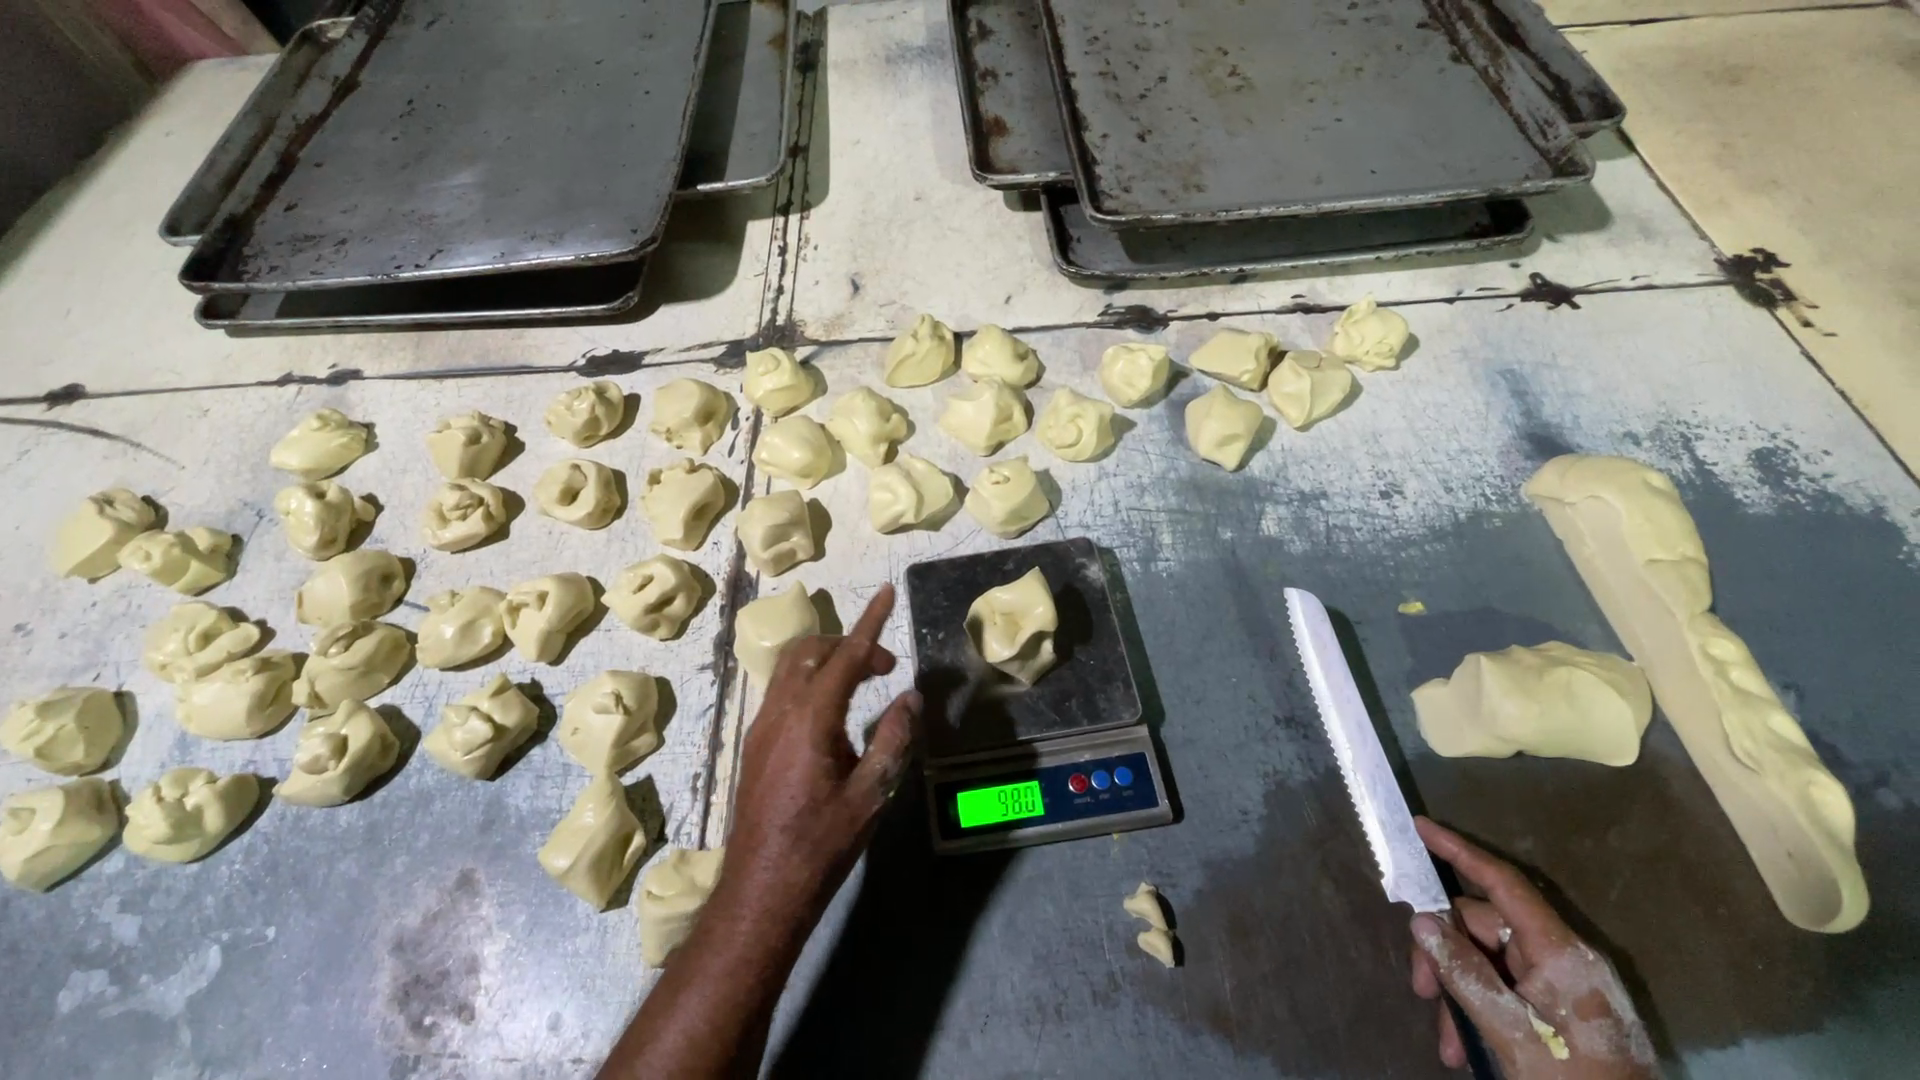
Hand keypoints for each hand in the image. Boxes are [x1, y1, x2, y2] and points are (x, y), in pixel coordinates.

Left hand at [722, 584, 919, 922]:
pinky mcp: (755, 744)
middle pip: (809, 651)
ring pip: (790, 668)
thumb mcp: (871, 796)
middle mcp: (779, 713)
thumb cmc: (820, 846)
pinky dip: (811, 681)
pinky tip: (835, 715)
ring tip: (864, 684)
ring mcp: (760, 728)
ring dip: (827, 660)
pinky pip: (782, 691)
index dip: (870, 623)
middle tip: (885, 667)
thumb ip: (893, 739)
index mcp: (810, 721)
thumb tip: (911, 696)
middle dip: (848, 642)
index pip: (845, 657)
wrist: (761, 889)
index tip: (886, 593)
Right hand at [1409, 817, 1657, 1078]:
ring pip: (1487, 960)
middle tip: (1421, 991)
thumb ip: (1464, 972)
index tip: (1421, 828)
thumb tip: (1421, 920)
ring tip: (1448, 1042)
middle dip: (1445, 955)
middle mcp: (1562, 956)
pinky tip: (1465, 1046)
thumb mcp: (1510, 1032)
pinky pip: (1504, 987)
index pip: (1503, 883)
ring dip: (1458, 992)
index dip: (1460, 852)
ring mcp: (1562, 982)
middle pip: (1483, 926)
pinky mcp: (1559, 1006)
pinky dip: (1478, 1009)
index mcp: (1560, 951)